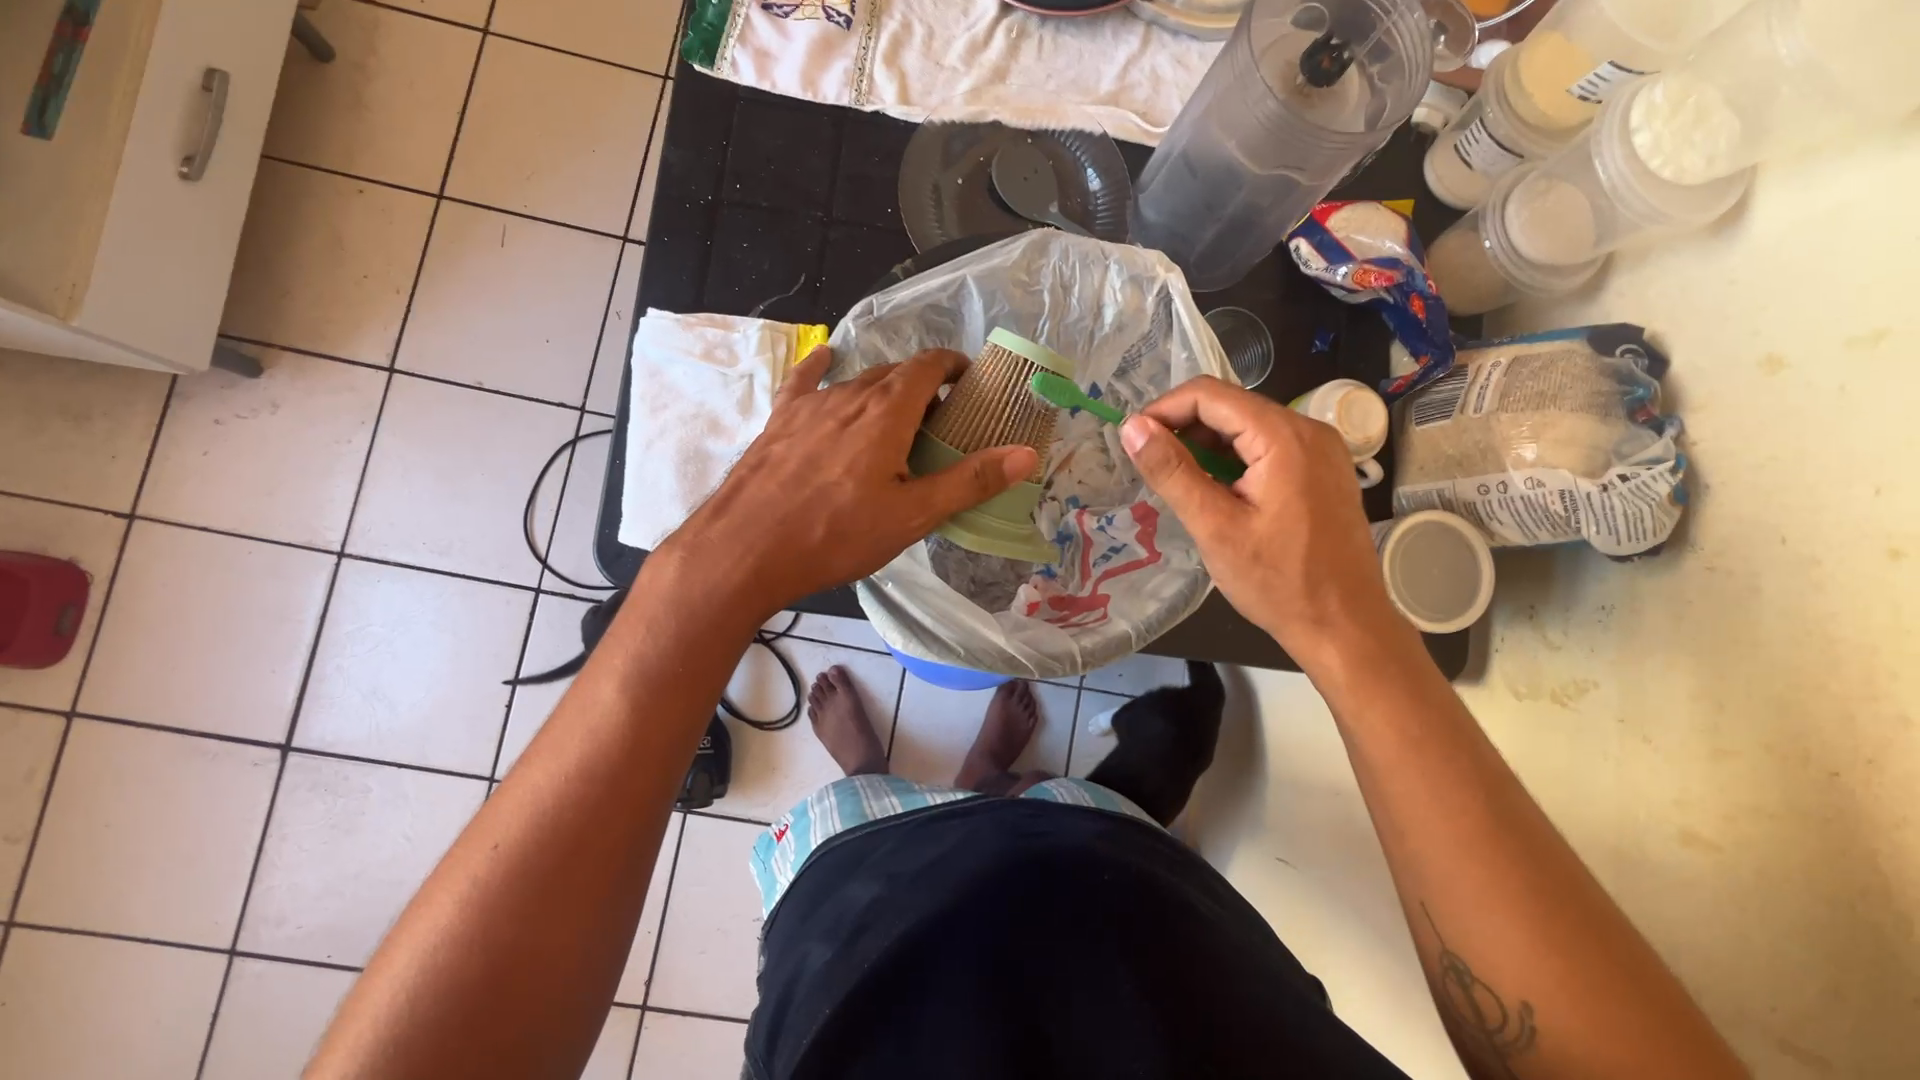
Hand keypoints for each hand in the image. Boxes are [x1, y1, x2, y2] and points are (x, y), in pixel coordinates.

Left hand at [655, 346, 1037, 618]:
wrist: (745, 549)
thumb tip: (1026, 454)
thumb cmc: (836, 535)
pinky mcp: (779, 421)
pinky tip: (824, 359)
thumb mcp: (912, 515)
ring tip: (895, 420)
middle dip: (923, 386)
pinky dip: (821, 368)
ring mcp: (809, 405)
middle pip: (895, 373)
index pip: (929, 366)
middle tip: (939, 419)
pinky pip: (805, 382)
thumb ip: (969, 480)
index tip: (970, 381)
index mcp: (888, 411)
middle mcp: (849, 394)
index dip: (953, 366)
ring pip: (856, 383)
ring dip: (882, 391)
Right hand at [1120, 376, 1413, 668]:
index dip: (1164, 409)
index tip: (1133, 440)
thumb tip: (1132, 428)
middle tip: (1151, 465)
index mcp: (1283, 436)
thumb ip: (1172, 472)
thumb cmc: (1278, 581)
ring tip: (1181, 483)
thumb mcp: (1215, 527)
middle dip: (1185, 427)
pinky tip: (1218, 492)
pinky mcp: (1324, 470)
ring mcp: (1322, 449)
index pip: (1210, 395)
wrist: (1344, 625)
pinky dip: (1236, 459)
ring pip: (1249, 427)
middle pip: (1232, 406)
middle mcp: (1309, 429)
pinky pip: (1270, 447)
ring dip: (1209, 445)